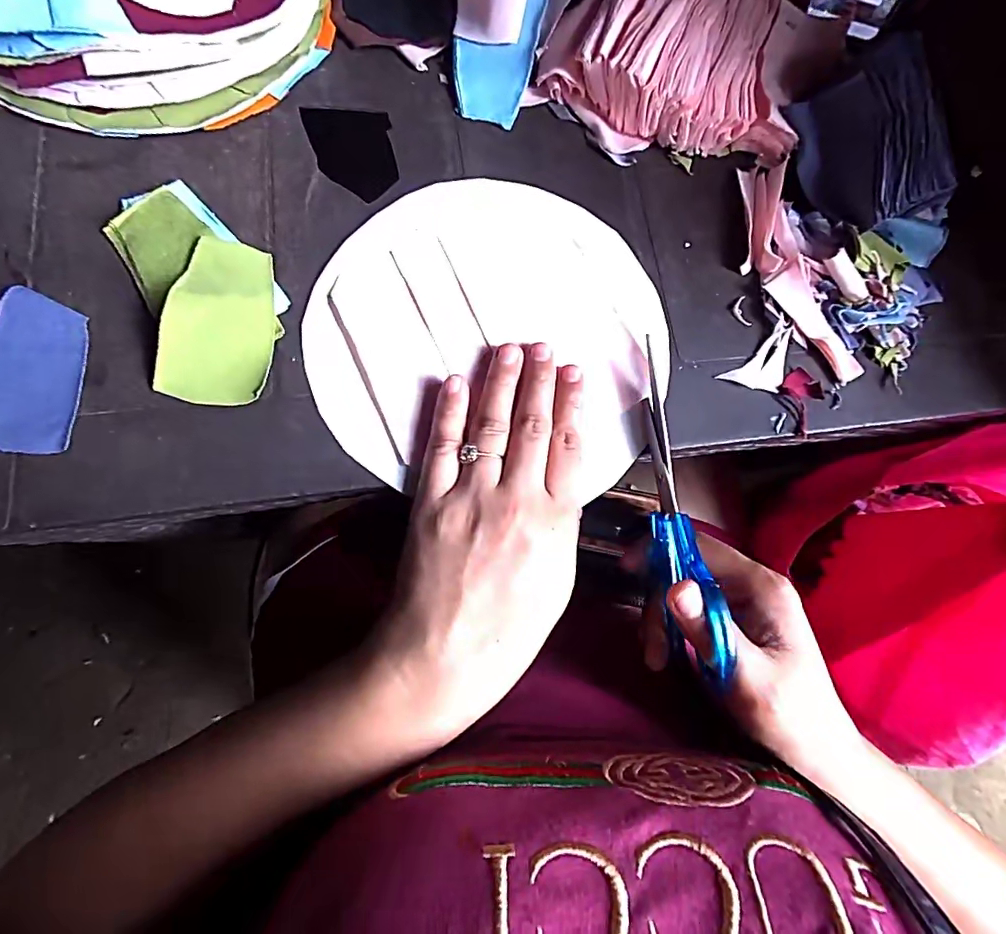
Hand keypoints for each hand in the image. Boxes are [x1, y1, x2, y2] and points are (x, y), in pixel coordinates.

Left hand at [367, 343, 585, 743]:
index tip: (575, 372)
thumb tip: (562, 483)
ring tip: (509, 351)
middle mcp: (515, 501)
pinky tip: (458, 383)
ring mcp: (470, 499)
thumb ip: (562, 523)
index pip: (567, 445)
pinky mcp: (430, 504)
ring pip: (489, 428)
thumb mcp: (559, 578)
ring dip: (500, 384)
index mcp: (553, 521)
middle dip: (538, 379)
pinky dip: (449, 413)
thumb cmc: (508, 630)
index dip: (572, 402)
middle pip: (530, 426)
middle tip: (543, 347)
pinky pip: (441, 449)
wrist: (445, 658)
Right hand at [644, 535, 868, 777]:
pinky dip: (673, 631)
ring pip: (685, 591)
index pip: (703, 547)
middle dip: (660, 602)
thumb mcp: (746, 677)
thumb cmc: (790, 717)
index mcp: (763, 587)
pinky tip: (669, 659)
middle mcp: (752, 587)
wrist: (818, 752)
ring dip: (663, 621)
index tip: (628, 568)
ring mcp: (743, 605)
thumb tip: (676, 587)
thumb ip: (710, 631)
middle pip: (687, 569)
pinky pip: (692, 612)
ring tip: (660, 661)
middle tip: (654, 649)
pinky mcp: (734, 624)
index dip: (662, 548)